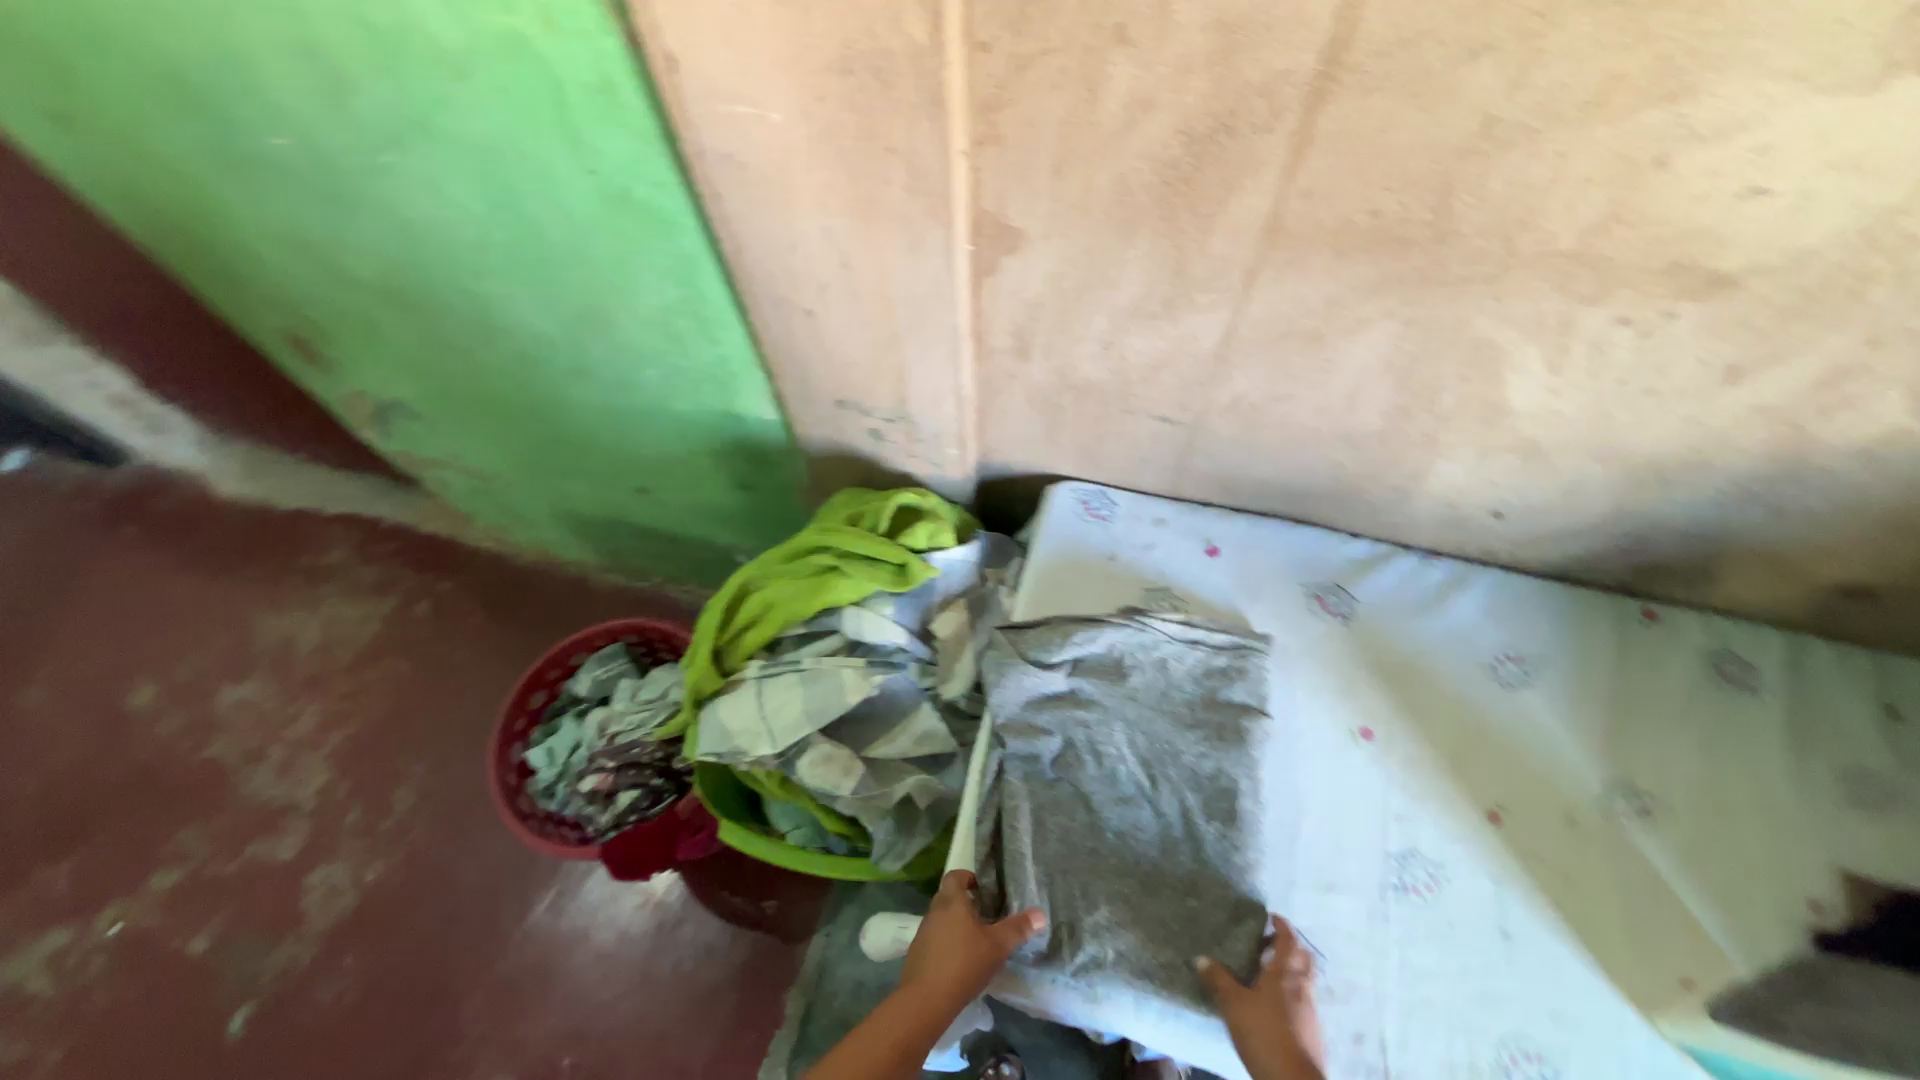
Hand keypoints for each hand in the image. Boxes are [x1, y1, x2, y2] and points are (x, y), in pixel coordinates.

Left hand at [898, 869, 1046, 1011]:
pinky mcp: (918, 953)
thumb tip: (1040, 914)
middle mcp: (934, 912)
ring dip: (957, 923)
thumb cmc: (964, 963)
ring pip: (942, 918)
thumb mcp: (998, 946)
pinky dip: (948, 941)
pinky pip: (935, 938)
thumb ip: (1018, 928)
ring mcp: (923, 932)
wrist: (925, 999)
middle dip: (966, 902)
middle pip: (948, 897)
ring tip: (977, 939)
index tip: (984, 888)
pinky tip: (962, 960)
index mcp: (952, 902)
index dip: (969, 877)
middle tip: (987, 914)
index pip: (955, 876)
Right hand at [1197, 915, 1326, 1079]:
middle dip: (1289, 947)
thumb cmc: (1264, 1032)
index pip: (1289, 940)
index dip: (1282, 926)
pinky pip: (1302, 1000)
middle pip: (1303, 958)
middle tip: (1268, 945)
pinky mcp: (1311, 1030)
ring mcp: (1310, 1010)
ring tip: (1265, 974)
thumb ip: (1218, 980)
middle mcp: (1301, 987)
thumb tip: (1201, 957)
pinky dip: (1290, 993)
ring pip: (1303, 980)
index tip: (1271, 917)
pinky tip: (1272, 1004)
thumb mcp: (1233, 1004)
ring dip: (1289, 971)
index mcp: (1285, 974)